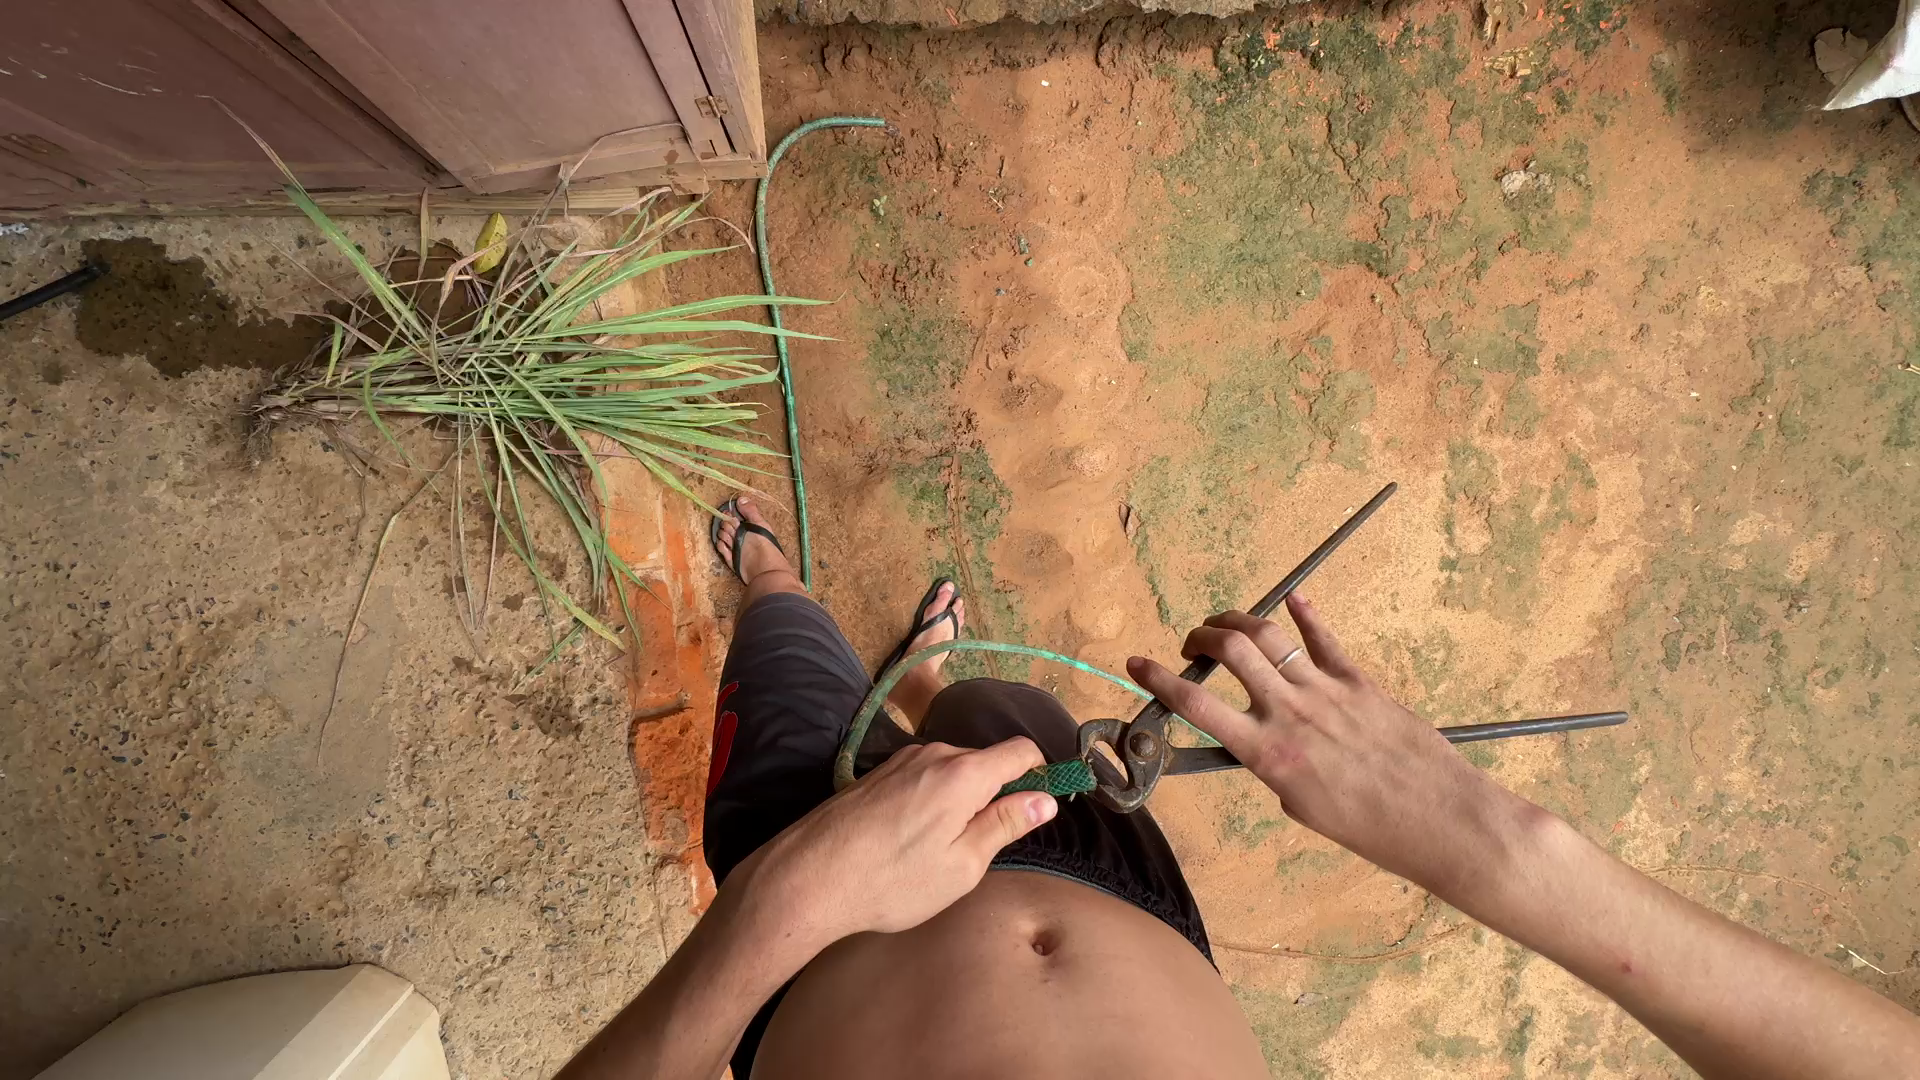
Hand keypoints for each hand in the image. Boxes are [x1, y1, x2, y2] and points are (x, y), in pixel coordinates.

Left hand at [746, 738, 1057, 947]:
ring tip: (942, 847)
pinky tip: (912, 837)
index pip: (1020, 750)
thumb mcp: (963, 864)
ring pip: (954, 768)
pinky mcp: (879, 771)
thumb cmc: (893, 879)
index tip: (1038, 807)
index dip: (1039, 773)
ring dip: (963, 798)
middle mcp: (936, 753)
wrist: (809, 874)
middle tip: (983, 844)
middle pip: (986, 760)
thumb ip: (1006, 824)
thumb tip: (1046, 799)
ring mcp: (903, 758)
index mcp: (964, 772)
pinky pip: (925, 774)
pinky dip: (935, 797)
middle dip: (997, 793)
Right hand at [1125, 594, 1531, 900]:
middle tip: (1193, 646)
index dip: (1156, 679)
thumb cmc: (1369, 828)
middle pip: (1229, 650)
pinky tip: (1295, 599)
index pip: (1194, 704)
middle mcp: (1289, 711)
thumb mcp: (1298, 805)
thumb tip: (1256, 740)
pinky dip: (1305, 613)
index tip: (1135, 664)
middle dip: (1200, 637)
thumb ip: (1268, 764)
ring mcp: (1325, 690)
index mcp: (1267, 752)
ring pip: (1268, 635)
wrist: (1443, 822)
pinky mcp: (1359, 681)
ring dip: (1235, 621)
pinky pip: (1325, 638)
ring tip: (1225, 627)